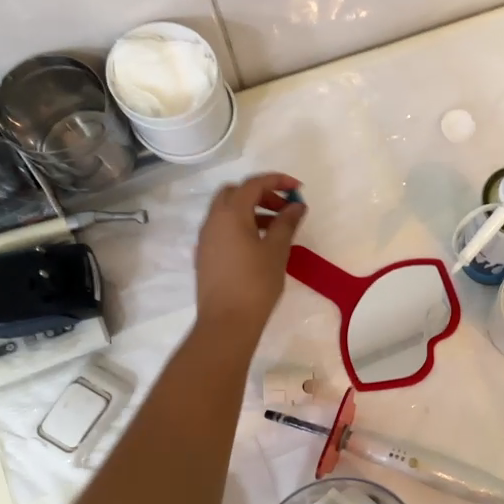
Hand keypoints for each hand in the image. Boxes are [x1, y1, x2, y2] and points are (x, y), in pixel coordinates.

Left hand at [194, 172, 305, 335]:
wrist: (226, 322)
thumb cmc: (255, 284)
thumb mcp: (276, 251)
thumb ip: (286, 223)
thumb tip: (296, 206)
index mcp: (231, 214)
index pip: (253, 184)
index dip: (277, 181)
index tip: (298, 189)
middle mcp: (213, 220)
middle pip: (235, 193)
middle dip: (261, 194)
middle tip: (283, 208)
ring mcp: (205, 238)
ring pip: (227, 211)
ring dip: (251, 211)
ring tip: (275, 228)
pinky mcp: (205, 255)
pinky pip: (222, 229)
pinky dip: (241, 226)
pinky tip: (258, 245)